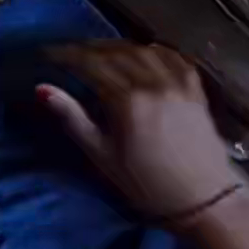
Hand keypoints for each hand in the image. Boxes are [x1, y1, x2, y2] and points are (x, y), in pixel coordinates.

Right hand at [37, 42, 240, 224]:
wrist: (205, 201)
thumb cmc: (145, 183)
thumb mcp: (102, 155)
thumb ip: (73, 118)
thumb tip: (42, 89)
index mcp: (126, 101)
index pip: (89, 64)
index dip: (67, 54)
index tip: (50, 53)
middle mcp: (151, 84)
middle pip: (113, 52)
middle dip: (88, 48)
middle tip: (71, 51)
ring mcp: (176, 84)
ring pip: (140, 50)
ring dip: (116, 46)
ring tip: (101, 51)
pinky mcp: (194, 89)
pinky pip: (172, 57)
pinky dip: (153, 49)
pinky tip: (142, 51)